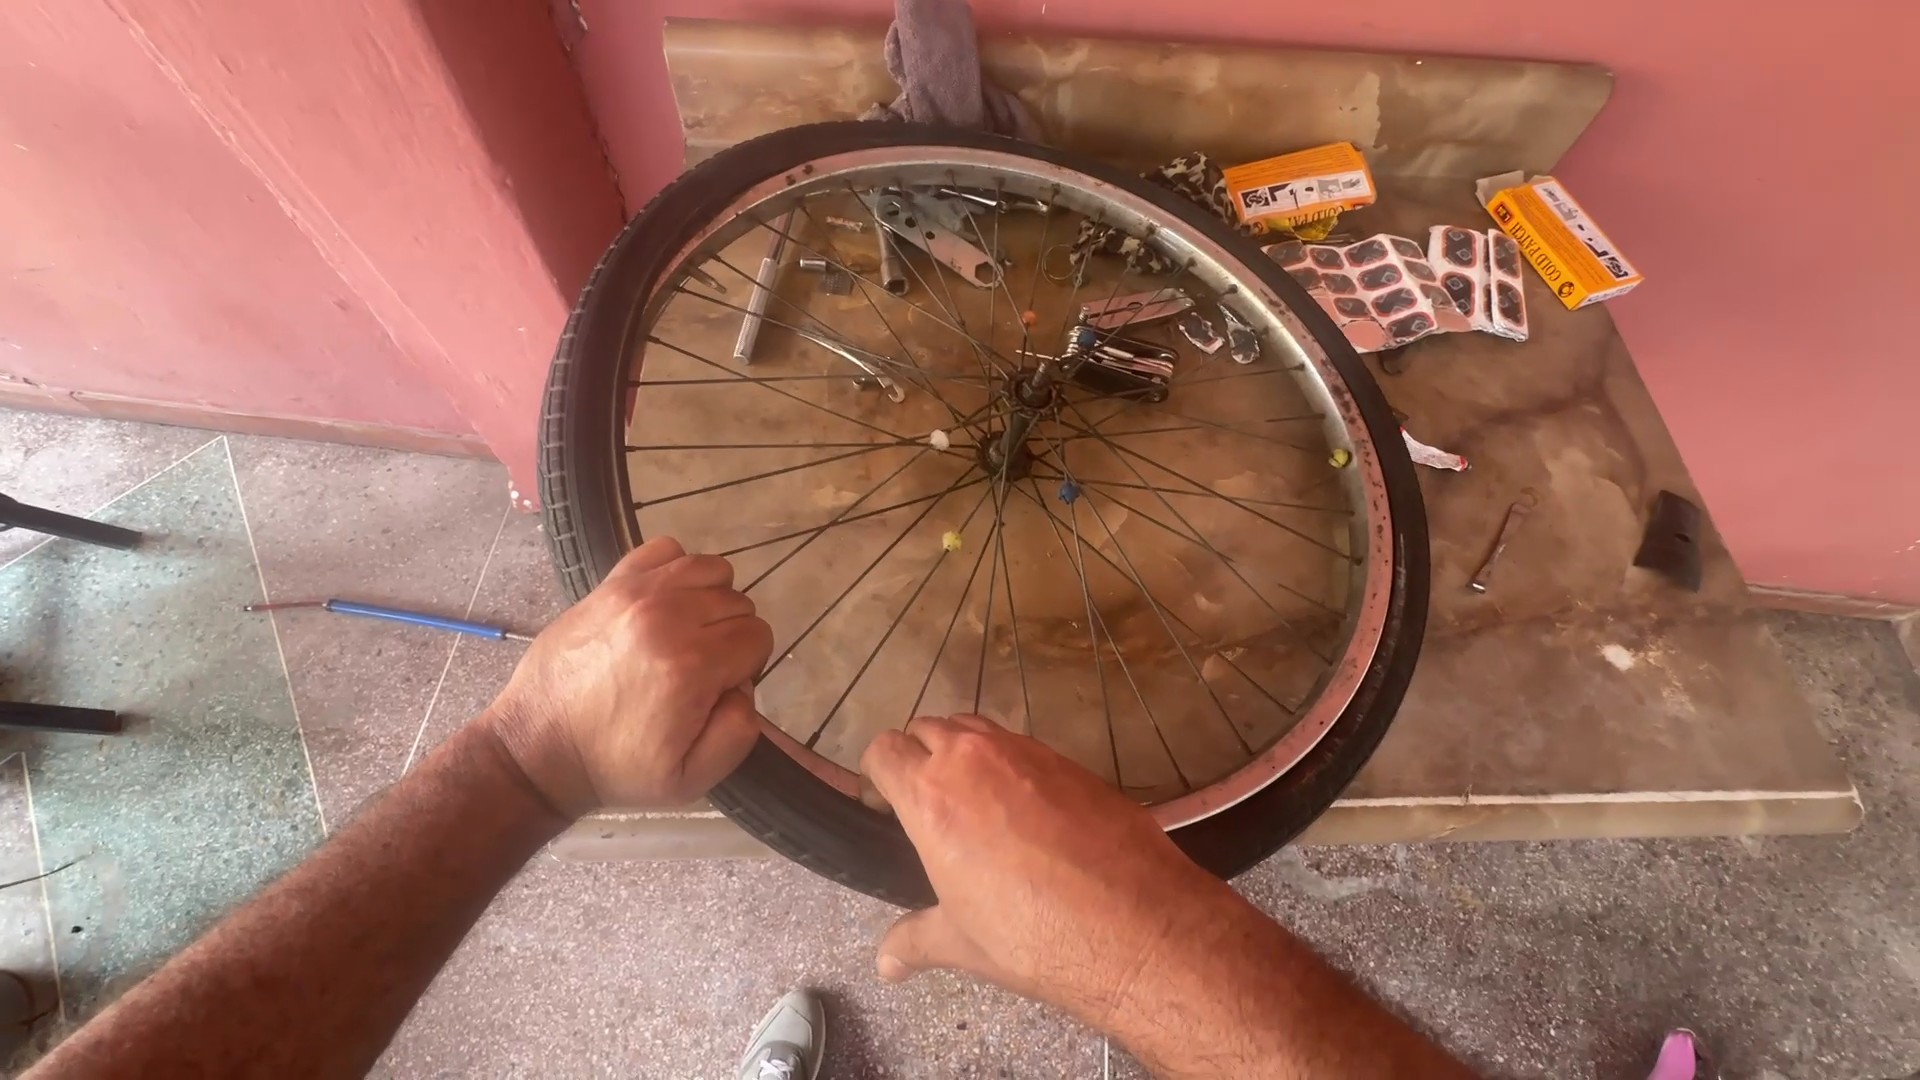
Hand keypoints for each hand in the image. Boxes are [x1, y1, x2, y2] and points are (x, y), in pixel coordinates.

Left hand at [482, 537, 772, 817]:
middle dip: (731, 635)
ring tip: (688, 631)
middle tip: (701, 667)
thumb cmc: (618, 767)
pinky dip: (677, 571)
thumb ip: (740, 731)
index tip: (720, 687)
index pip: (758, 636)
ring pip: (712, 570)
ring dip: (711, 599)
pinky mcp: (611, 582)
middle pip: (738, 603)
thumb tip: (743, 682)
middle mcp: (667, 617)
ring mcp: (636, 593)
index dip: (748, 665)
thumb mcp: (692, 778)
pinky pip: (667, 550)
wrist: (537, 750)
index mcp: (691, 665)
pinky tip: (666, 603)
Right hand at [859, 715, 1238, 1024]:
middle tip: (927, 800)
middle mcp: (971, 759)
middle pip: (925, 728)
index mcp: (931, 796)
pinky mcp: (1063, 755)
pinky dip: (1005, 758)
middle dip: (917, 755)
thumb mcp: (963, 942)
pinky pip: (1017, 741)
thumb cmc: (1033, 934)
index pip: (883, 750)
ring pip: (971, 725)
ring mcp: (1021, 750)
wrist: (1133, 922)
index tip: (884, 799)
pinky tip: (1023, 804)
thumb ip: (914, 941)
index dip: (876, 772)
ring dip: (960, 748)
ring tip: (972, 795)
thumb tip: (886, 963)